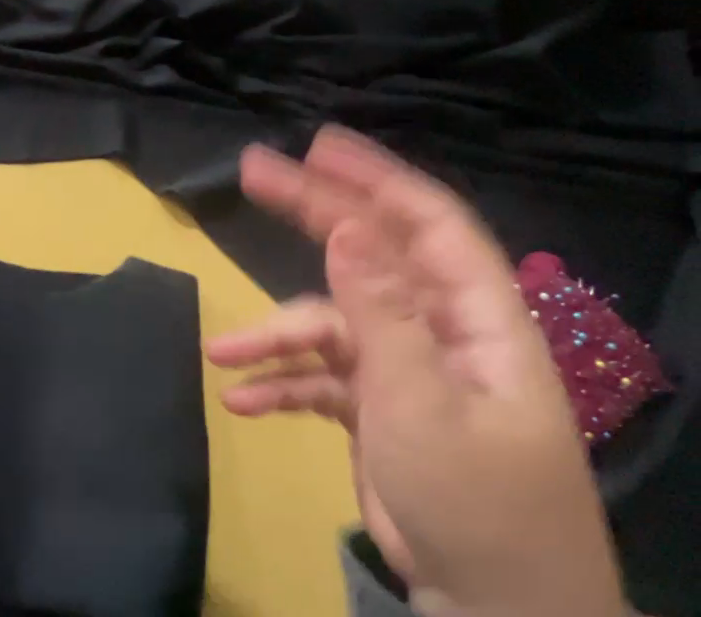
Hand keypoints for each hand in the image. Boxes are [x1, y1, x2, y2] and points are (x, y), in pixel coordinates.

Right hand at [205, 127, 629, 616]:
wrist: (494, 606)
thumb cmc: (473, 501)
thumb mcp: (420, 404)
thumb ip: (380, 313)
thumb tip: (345, 231)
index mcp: (478, 325)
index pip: (430, 229)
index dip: (376, 181)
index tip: (315, 147)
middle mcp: (443, 335)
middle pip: (370, 255)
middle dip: (311, 214)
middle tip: (250, 173)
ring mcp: (408, 372)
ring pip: (328, 325)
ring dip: (275, 336)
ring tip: (224, 357)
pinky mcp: (378, 408)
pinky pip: (319, 376)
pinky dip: (281, 383)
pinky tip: (244, 401)